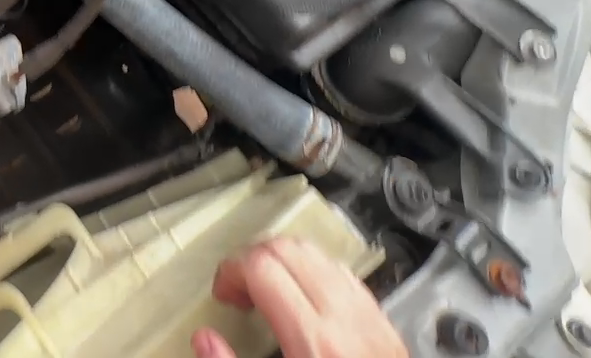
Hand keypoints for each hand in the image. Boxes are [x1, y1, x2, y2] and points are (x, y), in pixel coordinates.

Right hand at [194, 238, 404, 357]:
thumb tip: (204, 338)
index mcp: (314, 342)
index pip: (260, 266)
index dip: (230, 271)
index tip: (224, 294)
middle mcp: (345, 321)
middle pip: (284, 249)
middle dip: (252, 259)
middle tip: (241, 290)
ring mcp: (371, 320)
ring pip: (313, 252)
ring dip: (281, 260)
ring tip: (268, 290)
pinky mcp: (386, 326)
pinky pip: (341, 272)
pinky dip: (313, 271)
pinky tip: (303, 298)